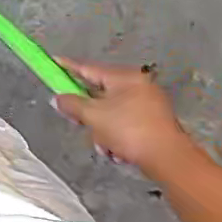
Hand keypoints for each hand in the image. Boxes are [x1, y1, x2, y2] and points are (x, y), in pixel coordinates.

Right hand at [52, 57, 206, 178]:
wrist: (169, 160)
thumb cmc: (129, 131)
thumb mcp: (92, 116)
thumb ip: (70, 104)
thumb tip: (57, 98)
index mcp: (124, 77)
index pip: (87, 68)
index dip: (66, 66)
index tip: (51, 61)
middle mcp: (138, 85)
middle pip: (98, 91)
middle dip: (86, 110)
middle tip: (76, 120)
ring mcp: (148, 103)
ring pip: (109, 110)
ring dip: (100, 127)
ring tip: (103, 143)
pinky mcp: (153, 121)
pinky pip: (123, 121)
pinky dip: (115, 134)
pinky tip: (116, 149)